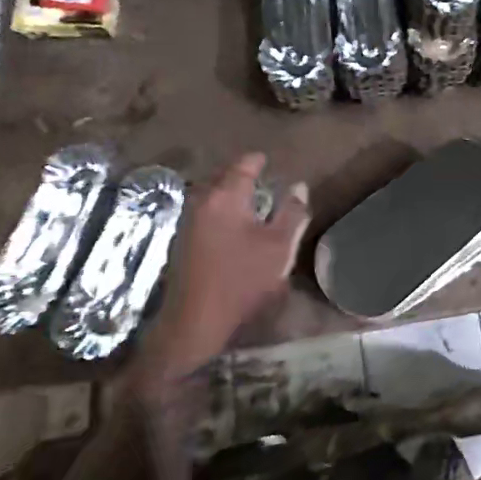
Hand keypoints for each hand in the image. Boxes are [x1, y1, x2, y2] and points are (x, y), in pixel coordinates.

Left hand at [145, 154, 309, 384]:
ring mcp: (188, 221)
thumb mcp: (279, 247)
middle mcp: (202, 201)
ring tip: (250, 198)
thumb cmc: (242, 280)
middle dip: (241, 173)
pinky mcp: (182, 240)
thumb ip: (292, 213)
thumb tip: (298, 185)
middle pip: (223, 176)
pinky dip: (220, 208)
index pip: (243, 165)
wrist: (195, 320)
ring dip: (229, 191)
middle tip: (261, 176)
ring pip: (211, 194)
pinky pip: (205, 210)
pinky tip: (233, 223)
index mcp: (226, 197)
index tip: (268, 159)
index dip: (258, 160)